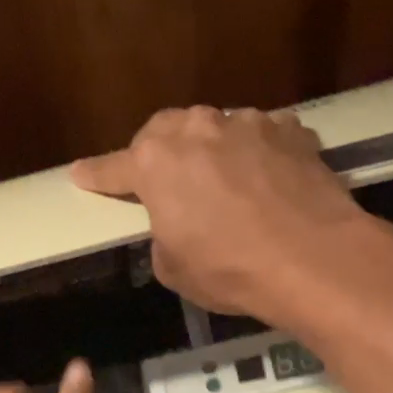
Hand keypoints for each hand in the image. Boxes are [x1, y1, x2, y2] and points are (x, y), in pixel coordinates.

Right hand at [71, 106, 368, 320]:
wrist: (312, 258)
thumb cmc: (228, 269)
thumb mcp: (173, 268)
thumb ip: (163, 234)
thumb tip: (176, 225)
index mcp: (157, 163)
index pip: (114, 168)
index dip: (96, 175)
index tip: (80, 174)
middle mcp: (199, 129)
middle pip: (166, 132)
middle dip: (158, 154)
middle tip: (161, 181)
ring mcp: (249, 123)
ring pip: (217, 129)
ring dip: (211, 151)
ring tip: (221, 185)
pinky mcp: (292, 131)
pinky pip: (262, 137)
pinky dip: (256, 155)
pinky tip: (265, 183)